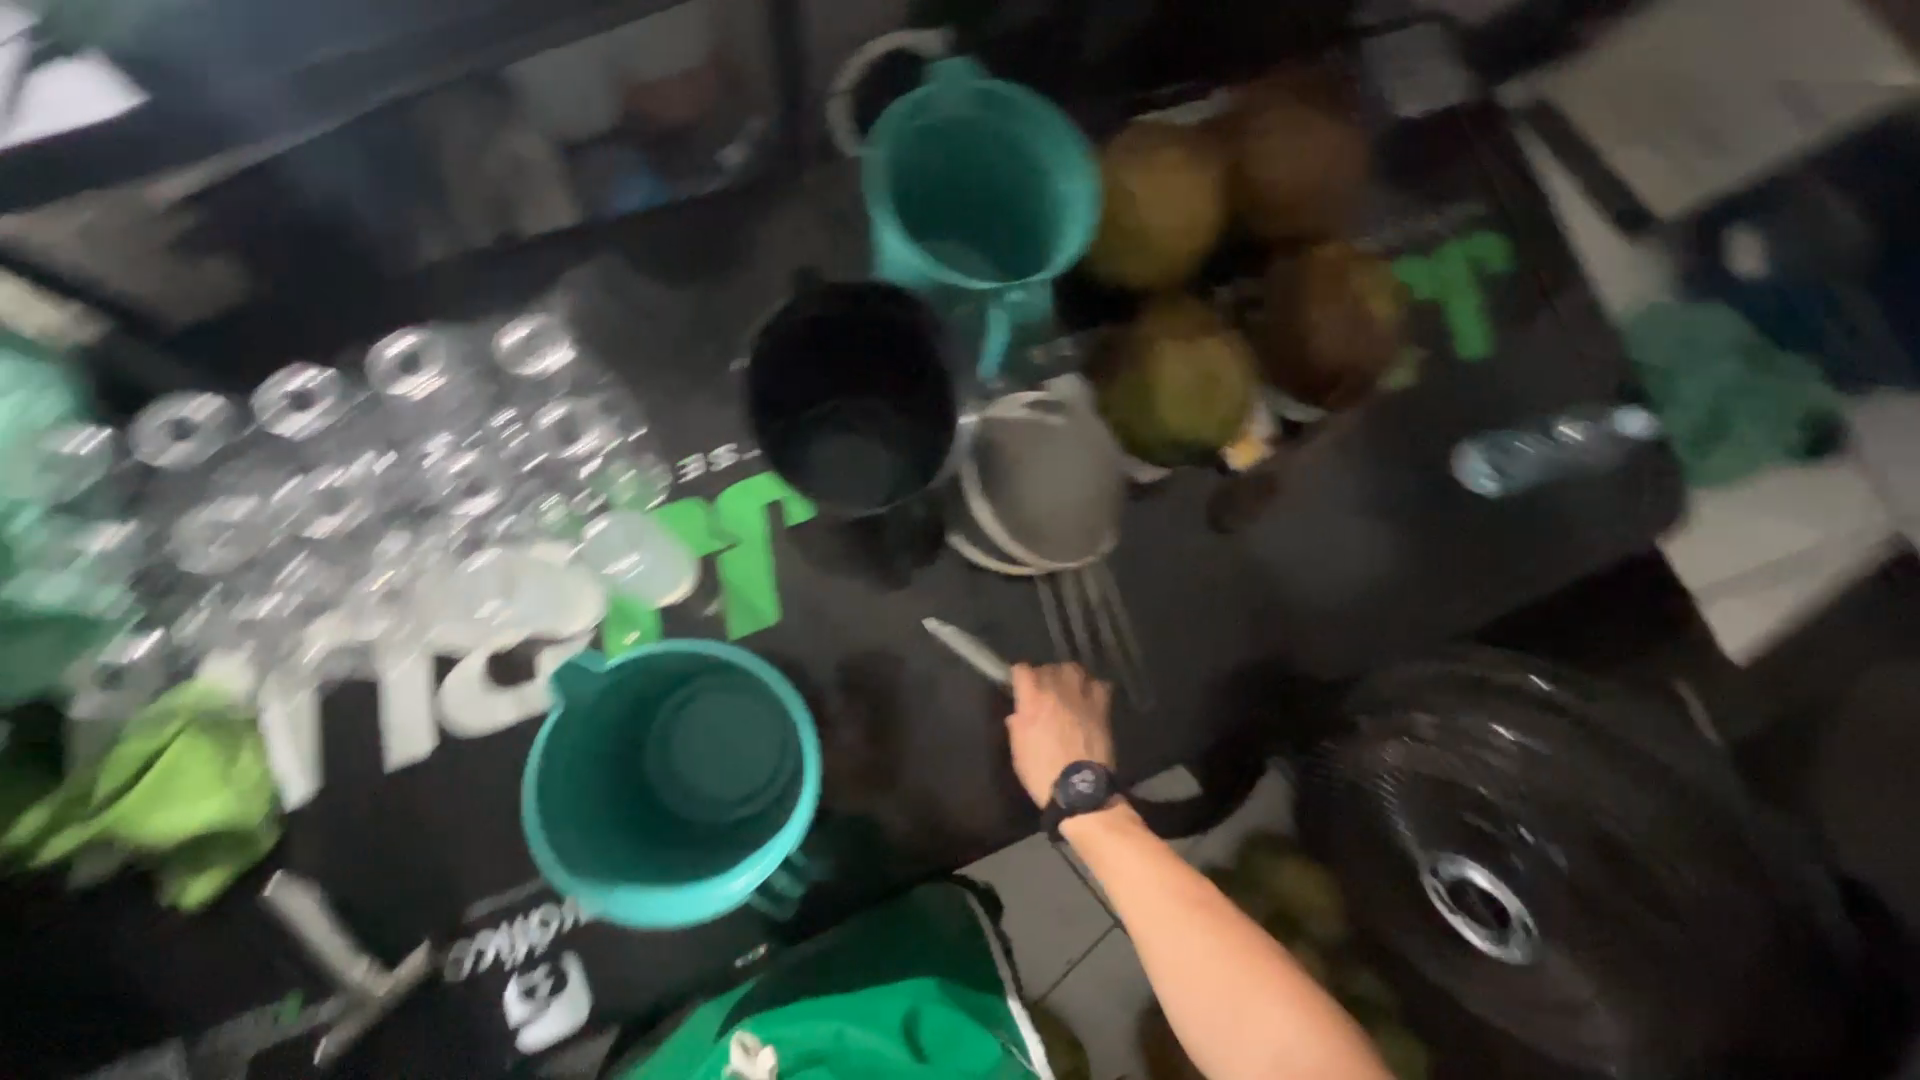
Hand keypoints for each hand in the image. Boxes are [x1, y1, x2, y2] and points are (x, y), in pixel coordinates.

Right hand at [1005, 663, 1114, 807]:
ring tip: (1066, 687)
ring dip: (1067, 675)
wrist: (1079, 788)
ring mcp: (1081, 698)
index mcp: (1033, 700)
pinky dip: (1093, 687)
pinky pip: (1100, 685)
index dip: (1018, 675)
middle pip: (1049, 667)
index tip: (1018, 684)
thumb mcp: (1018, 751)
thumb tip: (1018, 714)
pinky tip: (1089, 698)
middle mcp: (1057, 691)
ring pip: (1074, 670)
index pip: (1022, 670)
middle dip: (1043, 674)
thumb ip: (1016, 726)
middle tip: (1042, 689)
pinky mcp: (1101, 708)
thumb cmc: (1041, 772)